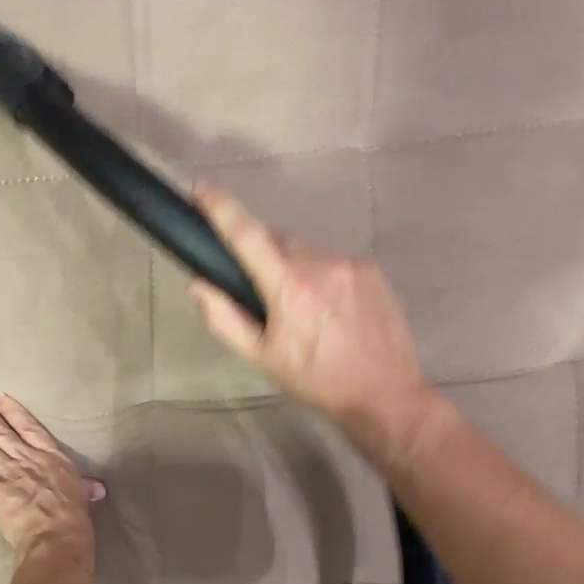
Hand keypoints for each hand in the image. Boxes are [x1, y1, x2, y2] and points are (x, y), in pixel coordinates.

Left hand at [0, 388, 105, 562]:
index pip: (28, 426)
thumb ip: (85, 487)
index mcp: (51, 456)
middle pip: (1, 430)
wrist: (56, 537)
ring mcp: (9, 475)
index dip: (9, 409)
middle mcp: (27, 459)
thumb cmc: (74, 516)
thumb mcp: (83, 495)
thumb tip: (97, 488)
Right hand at [188, 184, 439, 458]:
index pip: (248, 235)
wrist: (383, 394)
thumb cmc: (315, 381)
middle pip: (279, 242)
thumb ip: (225, 319)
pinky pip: (333, 263)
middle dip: (263, 257)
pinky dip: (321, 277)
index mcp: (288, 287)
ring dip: (295, 269)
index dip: (222, 209)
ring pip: (307, 253)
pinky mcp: (371, 271)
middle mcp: (320, 264)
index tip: (203, 189)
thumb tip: (199, 285)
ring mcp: (350, 264)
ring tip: (303, 312)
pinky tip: (328, 312)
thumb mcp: (261, 358)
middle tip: (262, 295)